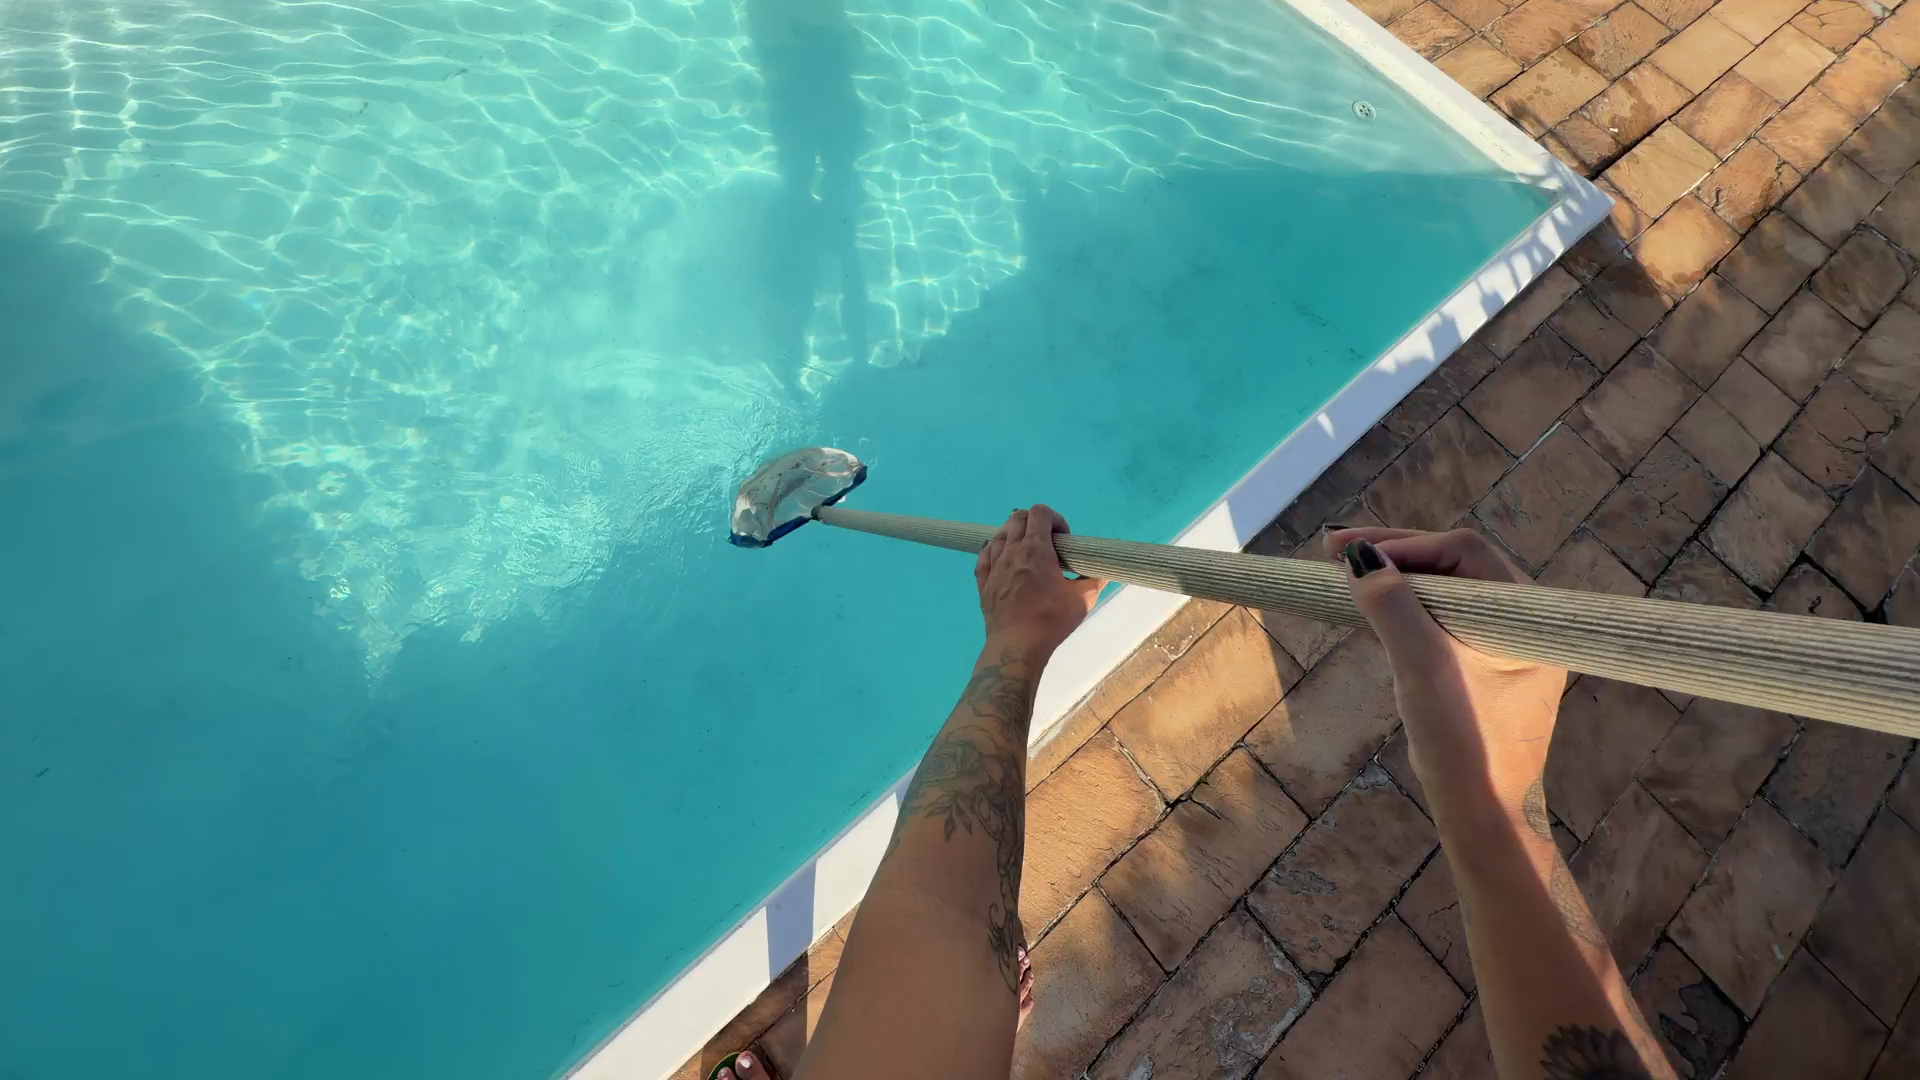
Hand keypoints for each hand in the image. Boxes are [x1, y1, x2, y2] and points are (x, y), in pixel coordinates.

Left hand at [975, 505, 1104, 658]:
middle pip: (1018, 518)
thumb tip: (1102, 573)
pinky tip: (1000, 555)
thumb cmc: (1051, 619)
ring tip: (1026, 551)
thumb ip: (1093, 581)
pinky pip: (983, 555)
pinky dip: (993, 549)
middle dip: (1035, 523)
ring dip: (1014, 535)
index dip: (1055, 518)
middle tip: (1048, 544)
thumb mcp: (1083, 599)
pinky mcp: (983, 582)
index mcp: (1036, 549)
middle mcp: (1011, 550)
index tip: (1063, 539)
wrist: (1017, 644)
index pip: (1040, 513)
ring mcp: (994, 565)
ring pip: (999, 534)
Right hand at [1325, 527, 1565, 828]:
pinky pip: (1435, 614)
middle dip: (1391, 551)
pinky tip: (1372, 602)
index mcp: (1525, 615)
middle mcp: (1517, 621)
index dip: (1401, 544)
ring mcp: (1497, 641)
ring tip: (1345, 568)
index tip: (1344, 551)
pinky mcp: (1474, 662)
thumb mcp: (1421, 664)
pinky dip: (1399, 601)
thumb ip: (1392, 605)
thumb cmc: (1462, 736)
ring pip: (1440, 587)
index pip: (1462, 553)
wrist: (1479, 809)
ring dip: (1392, 573)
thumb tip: (1357, 557)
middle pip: (1451, 563)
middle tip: (1332, 547)